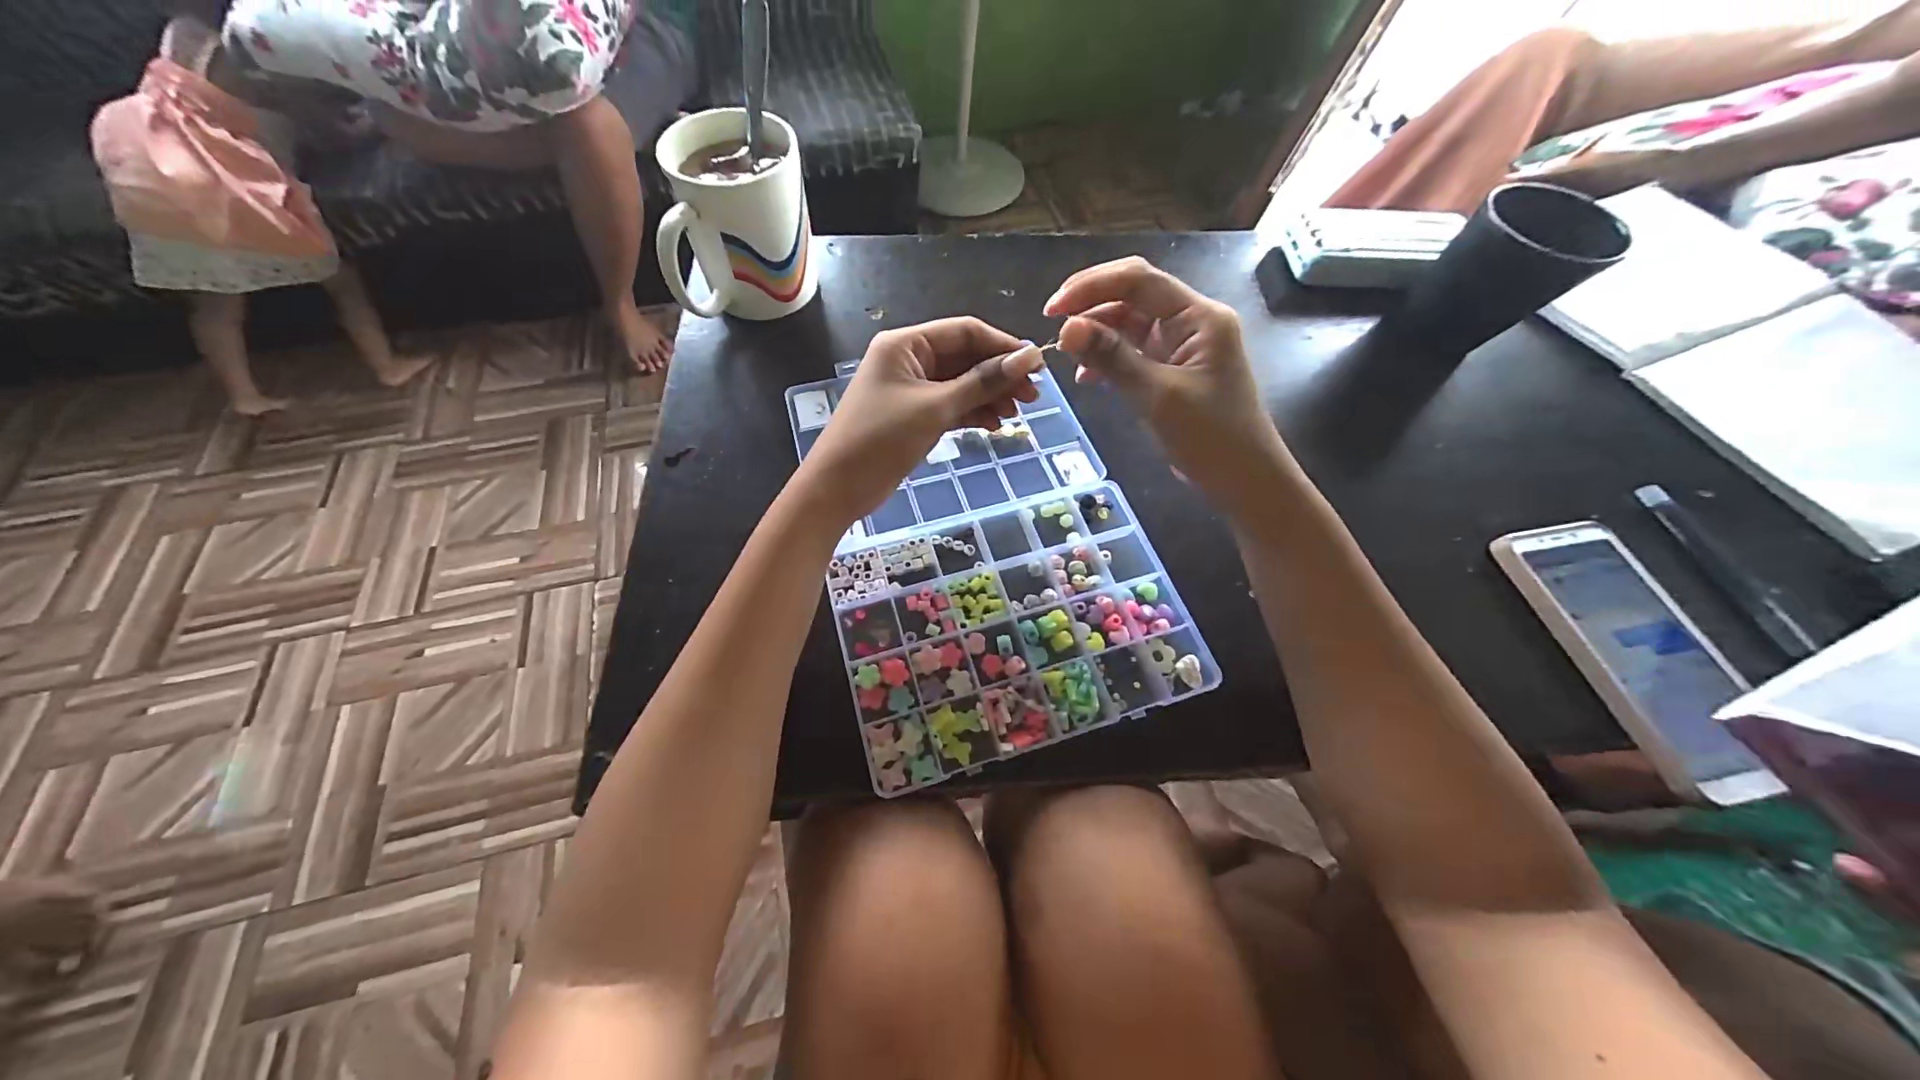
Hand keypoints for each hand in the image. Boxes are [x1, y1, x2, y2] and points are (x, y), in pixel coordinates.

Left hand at [798, 318, 1042, 524]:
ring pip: (960, 384)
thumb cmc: (881, 439)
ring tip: (1015, 414)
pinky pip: (951, 405)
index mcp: (906, 344)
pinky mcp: (913, 415)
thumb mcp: (935, 408)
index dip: (1003, 346)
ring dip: (989, 396)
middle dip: (999, 374)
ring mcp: (911, 389)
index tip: (1036, 366)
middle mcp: (908, 359)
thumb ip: (983, 382)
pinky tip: (994, 425)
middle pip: (965, 357)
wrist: (838, 488)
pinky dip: (972, 413)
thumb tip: (1028, 357)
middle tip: (1033, 396)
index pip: (965, 331)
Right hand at [1045, 257, 1286, 503]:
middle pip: (1132, 296)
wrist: (1244, 480)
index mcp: (1198, 316)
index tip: (1051, 311)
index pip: (1138, 280)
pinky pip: (1133, 351)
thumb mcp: (1157, 396)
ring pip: (1129, 324)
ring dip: (1096, 334)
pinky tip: (1087, 377)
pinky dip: (1108, 358)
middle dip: (1090, 307)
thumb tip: (1066, 328)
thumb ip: (1112, 358)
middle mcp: (1191, 321)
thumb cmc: (1210, 437)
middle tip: (1052, 326)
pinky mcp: (1172, 369)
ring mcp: (1182, 345)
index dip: (1090, 287)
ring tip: (1067, 355)